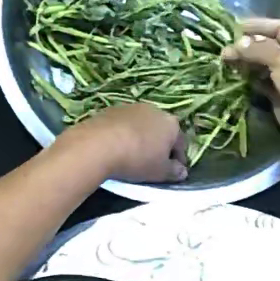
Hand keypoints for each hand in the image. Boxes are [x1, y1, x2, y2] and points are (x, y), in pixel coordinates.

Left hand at [58, 103, 188, 183]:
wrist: (97, 144)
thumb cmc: (137, 159)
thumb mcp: (160, 172)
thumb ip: (174, 171)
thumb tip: (181, 171)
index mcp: (171, 123)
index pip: (180, 142)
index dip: (179, 158)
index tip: (173, 171)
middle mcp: (153, 110)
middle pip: (160, 130)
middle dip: (158, 145)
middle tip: (152, 162)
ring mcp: (130, 107)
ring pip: (140, 125)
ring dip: (139, 138)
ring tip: (132, 155)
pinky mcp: (109, 110)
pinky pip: (121, 125)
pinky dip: (122, 135)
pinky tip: (115, 148)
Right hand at [221, 17, 279, 144]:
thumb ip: (257, 49)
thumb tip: (236, 44)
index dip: (259, 25)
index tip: (235, 26)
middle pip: (268, 46)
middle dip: (247, 45)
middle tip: (224, 47)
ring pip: (262, 64)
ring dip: (245, 62)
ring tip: (225, 61)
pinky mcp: (278, 95)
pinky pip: (259, 82)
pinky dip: (247, 78)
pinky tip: (233, 75)